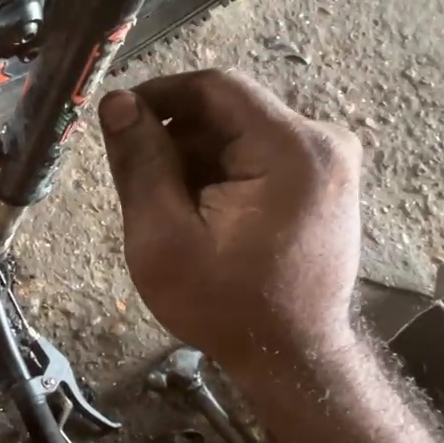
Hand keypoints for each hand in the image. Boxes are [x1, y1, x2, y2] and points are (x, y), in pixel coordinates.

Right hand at [99, 69, 362, 376]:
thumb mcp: (162, 234)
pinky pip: (254, 155)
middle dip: (174, 140)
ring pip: (235, 134)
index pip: (213, 86)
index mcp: (290, 148)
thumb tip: (116, 102)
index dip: (158, 94)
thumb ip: (140, 162)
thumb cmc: (223, 303)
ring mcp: (327, 161)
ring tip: (171, 212)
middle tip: (142, 188)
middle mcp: (321, 141)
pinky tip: (201, 216)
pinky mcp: (321, 181)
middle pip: (225, 112)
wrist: (288, 356)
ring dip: (193, 161)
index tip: (117, 122)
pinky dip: (217, 174)